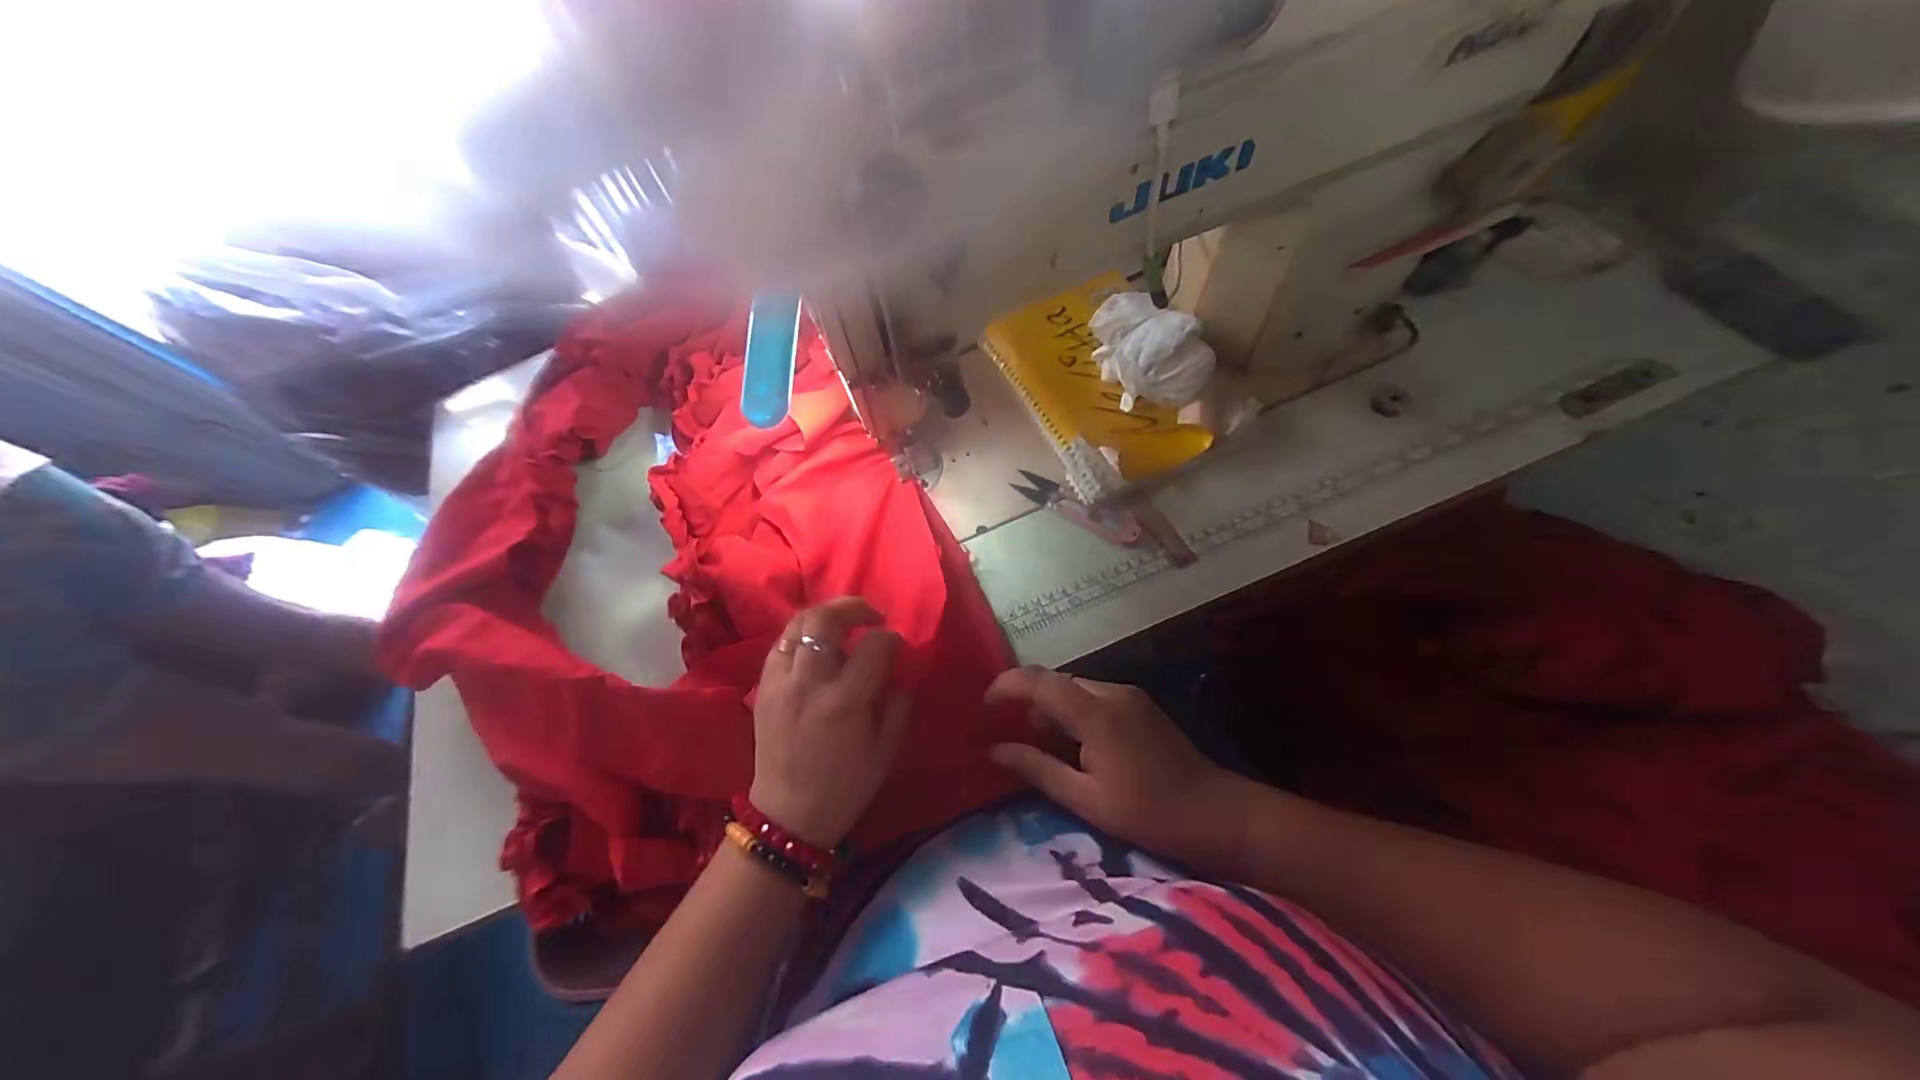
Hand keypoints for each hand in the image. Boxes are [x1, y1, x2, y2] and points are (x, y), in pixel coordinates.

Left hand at [749, 597, 912, 847]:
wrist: (788, 814)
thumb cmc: (846, 786)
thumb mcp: (887, 749)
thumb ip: (899, 702)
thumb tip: (901, 668)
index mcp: (846, 700)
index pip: (874, 644)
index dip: (891, 639)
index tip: (897, 647)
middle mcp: (809, 682)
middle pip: (826, 619)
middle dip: (854, 607)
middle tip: (871, 615)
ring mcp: (780, 681)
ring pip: (798, 624)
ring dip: (825, 615)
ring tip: (843, 623)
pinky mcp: (762, 686)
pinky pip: (782, 643)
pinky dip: (802, 635)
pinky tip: (816, 645)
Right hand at [986, 667, 1250, 870]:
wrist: (1218, 815)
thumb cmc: (1149, 814)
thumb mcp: (1085, 799)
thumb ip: (1036, 768)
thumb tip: (992, 750)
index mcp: (1096, 712)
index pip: (1039, 681)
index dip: (1005, 686)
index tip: (983, 708)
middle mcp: (1112, 692)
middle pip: (1055, 681)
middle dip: (1026, 702)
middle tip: (1008, 734)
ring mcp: (1129, 695)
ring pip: (1074, 688)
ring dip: (1051, 708)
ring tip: (1039, 746)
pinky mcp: (1140, 704)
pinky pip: (1094, 697)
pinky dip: (1073, 712)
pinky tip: (1073, 745)